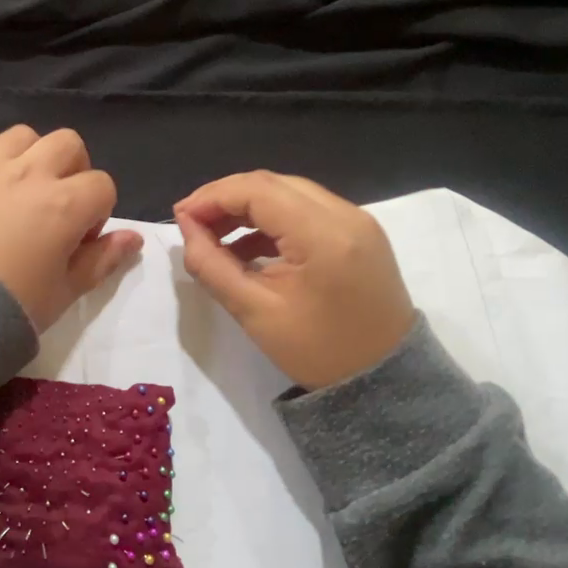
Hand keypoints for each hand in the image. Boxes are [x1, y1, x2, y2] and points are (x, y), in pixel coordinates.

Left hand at [0, 126, 140, 331]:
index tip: (80, 239)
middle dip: (73, 169)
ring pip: (22, 135)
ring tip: (21, 187)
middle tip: (57, 204)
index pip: (102, 185)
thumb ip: (102, 260)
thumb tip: (133, 238)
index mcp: (64, 204)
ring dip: (31, 154)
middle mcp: (29, 174)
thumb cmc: (10, 308)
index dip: (98, 211)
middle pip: (68, 143)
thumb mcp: (65, 292)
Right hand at [175, 171, 414, 390]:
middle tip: (191, 223)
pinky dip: (273, 218)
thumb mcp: (255, 312)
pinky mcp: (359, 232)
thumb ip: (212, 264)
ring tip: (214, 234)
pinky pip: (306, 209)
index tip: (180, 218)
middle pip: (271, 184)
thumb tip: (186, 227)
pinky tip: (248, 245)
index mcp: (324, 234)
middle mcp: (345, 214)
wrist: (387, 384)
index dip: (211, 197)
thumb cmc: (320, 352)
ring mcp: (357, 221)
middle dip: (226, 197)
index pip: (256, 190)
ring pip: (288, 192)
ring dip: (247, 206)